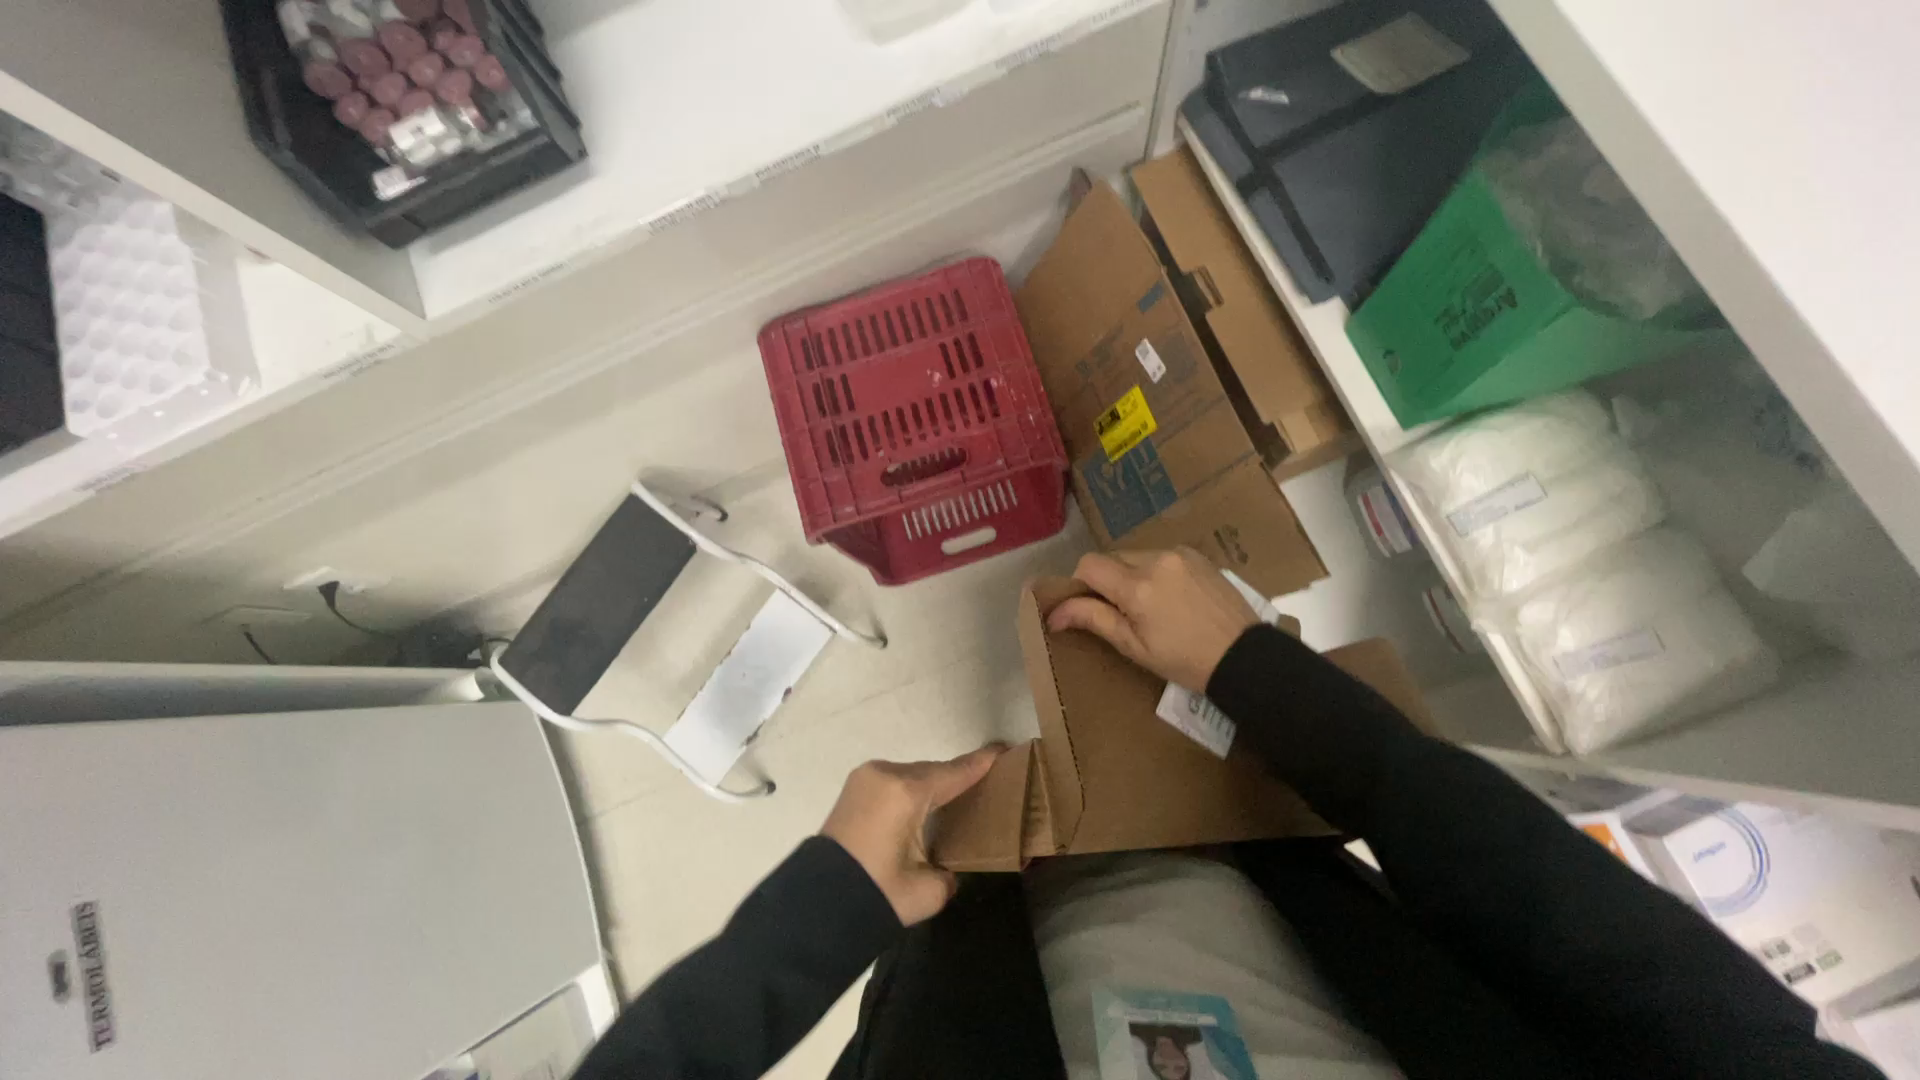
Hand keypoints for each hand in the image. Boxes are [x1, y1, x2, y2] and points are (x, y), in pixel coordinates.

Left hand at [820, 745, 1004, 925]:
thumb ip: (949, 871)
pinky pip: (893, 782)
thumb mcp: (927, 890)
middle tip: (982, 786)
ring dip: (931, 787)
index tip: (1003, 749)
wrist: (817, 905)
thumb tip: (948, 867)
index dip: (980, 764)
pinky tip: (923, 807)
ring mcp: (865, 778)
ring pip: (911, 776)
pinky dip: (911, 791)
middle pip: (932, 772)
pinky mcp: (853, 789)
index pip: (954, 773)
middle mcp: (886, 774)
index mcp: (906, 792)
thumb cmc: (876, 895)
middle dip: (956, 779)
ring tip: (953, 801)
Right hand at [1047, 547, 1258, 690]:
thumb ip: (1094, 620)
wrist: (1245, 656)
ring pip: (1136, 556)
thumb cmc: (1184, 661)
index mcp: (1137, 586)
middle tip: (1120, 613)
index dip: (1080, 584)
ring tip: (1150, 608)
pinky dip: (1155, 572)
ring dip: (1131, 575)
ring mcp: (1179, 554)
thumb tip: (1052, 614)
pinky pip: (1161, 557)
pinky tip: (1171, 599)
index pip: (1089, 564)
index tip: (1088, 607)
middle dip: (1107, 581)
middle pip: (1112, 558)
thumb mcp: (1134, 647)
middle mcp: (1155, 559)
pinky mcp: (1197, 555)